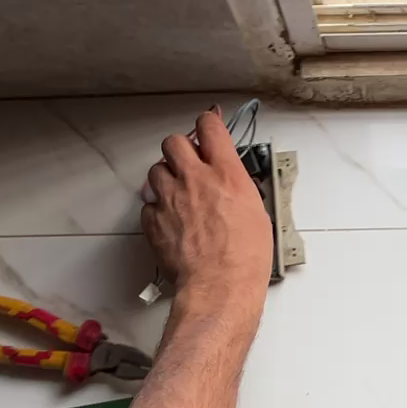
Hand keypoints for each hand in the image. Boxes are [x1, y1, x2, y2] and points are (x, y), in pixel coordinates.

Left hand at [140, 108, 271, 318]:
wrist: (220, 285)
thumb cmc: (245, 258)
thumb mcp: (257, 213)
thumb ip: (238, 190)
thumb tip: (234, 186)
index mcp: (226, 174)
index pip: (210, 128)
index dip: (208, 122)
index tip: (209, 124)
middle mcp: (195, 180)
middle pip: (173, 142)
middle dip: (181, 149)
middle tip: (189, 161)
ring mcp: (170, 199)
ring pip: (156, 170)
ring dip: (166, 176)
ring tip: (179, 193)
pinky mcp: (154, 220)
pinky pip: (149, 204)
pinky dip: (158, 208)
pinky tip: (172, 219)